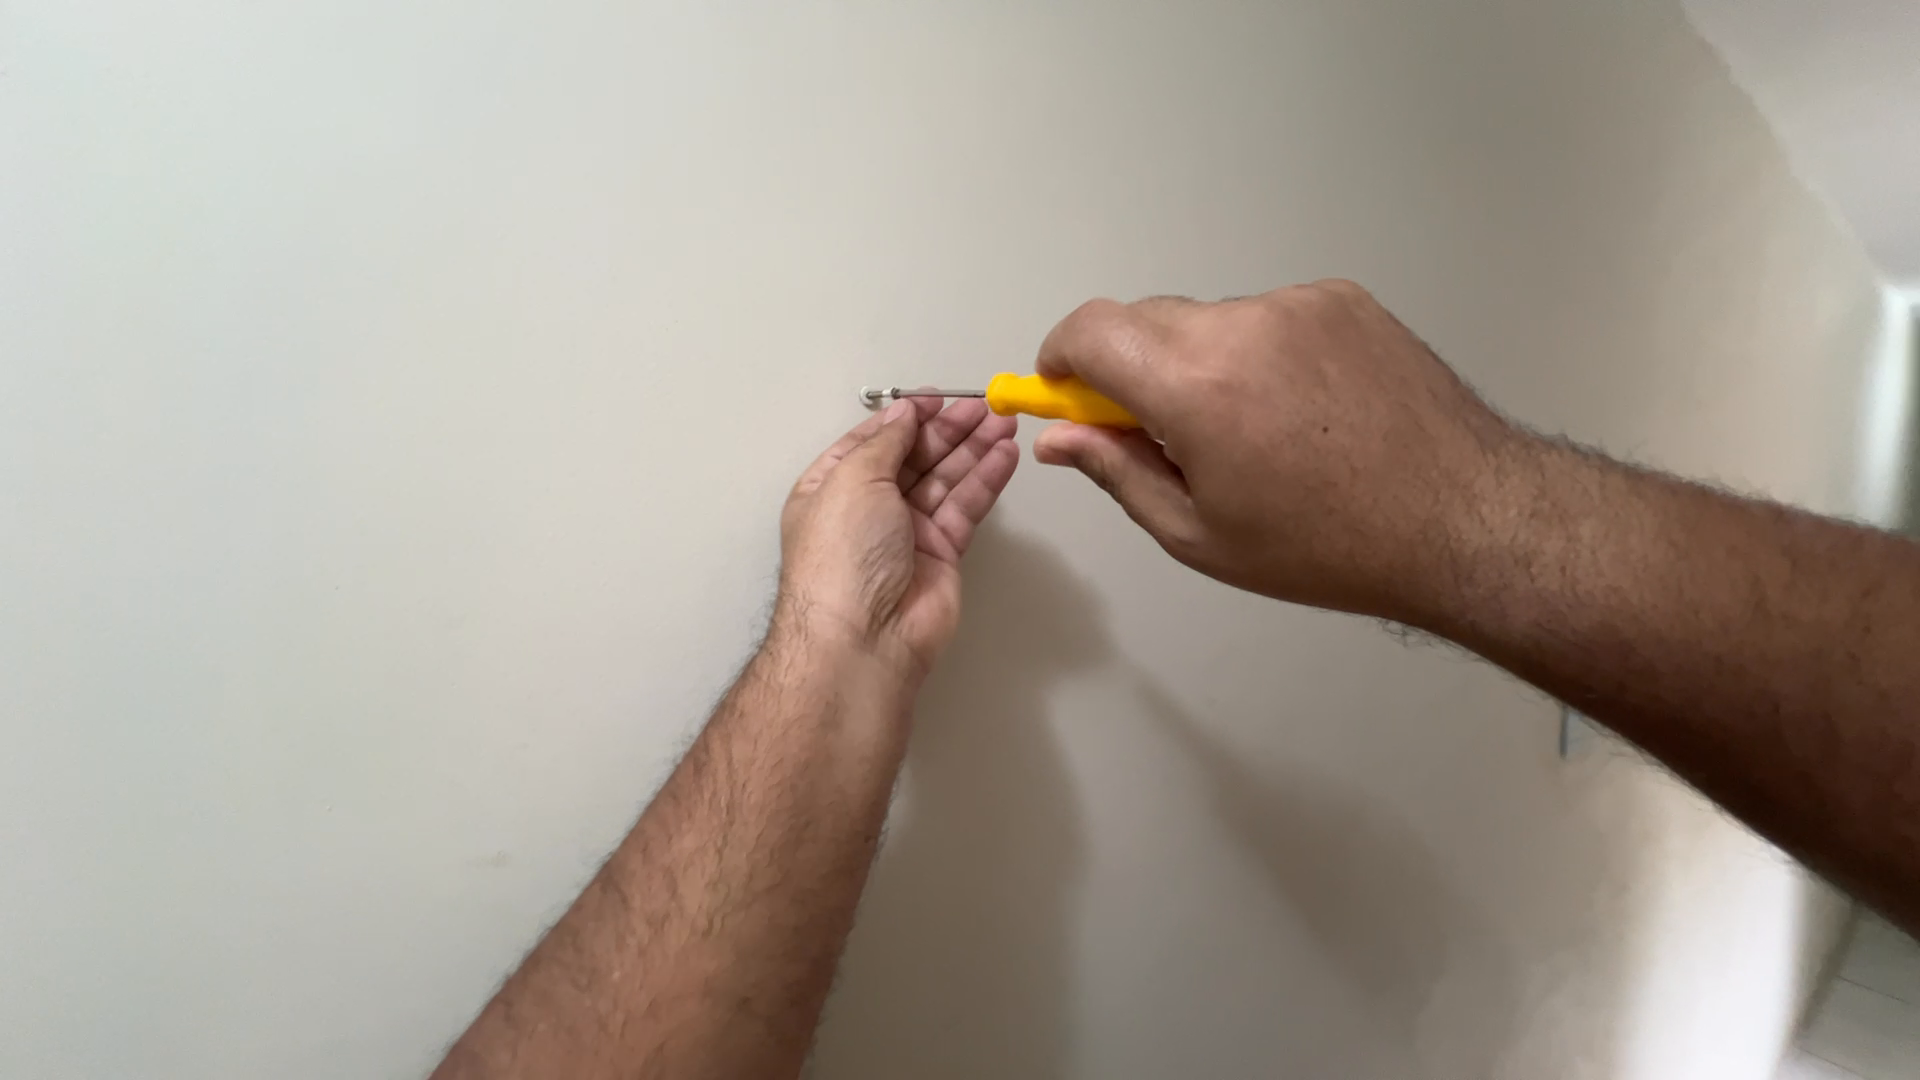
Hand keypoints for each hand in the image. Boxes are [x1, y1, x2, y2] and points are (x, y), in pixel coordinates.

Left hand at [778, 397, 1019, 676]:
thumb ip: (885, 442)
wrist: (865, 639)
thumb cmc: (845, 551)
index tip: (939, 398)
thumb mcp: (853, 480)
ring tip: (1006, 421)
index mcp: (833, 487)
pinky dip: (985, 480)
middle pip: (914, 457)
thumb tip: (904, 412)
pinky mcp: (942, 553)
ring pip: (945, 480)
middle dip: (948, 430)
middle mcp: (869, 507)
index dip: (906, 417)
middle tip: (987, 405)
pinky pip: (965, 508)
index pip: (873, 441)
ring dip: (974, 449)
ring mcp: (907, 531)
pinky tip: (1006, 454)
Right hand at [1031, 281, 1522, 624]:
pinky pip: (1261, 317)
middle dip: (1123, 366)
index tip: (1065, 392)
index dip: (1060, 357)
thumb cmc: (1316, 548)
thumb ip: (1116, 472)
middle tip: (1156, 429)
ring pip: (1202, 319)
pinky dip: (1248, 352)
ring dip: (1190, 361)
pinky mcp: (1342, 297)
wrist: (1465, 520)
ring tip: (1243, 427)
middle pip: (1140, 318)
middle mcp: (1241, 324)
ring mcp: (1298, 303)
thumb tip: (1054, 439)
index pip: (1090, 332)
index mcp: (1195, 386)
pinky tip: (1292, 406)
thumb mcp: (1196, 533)